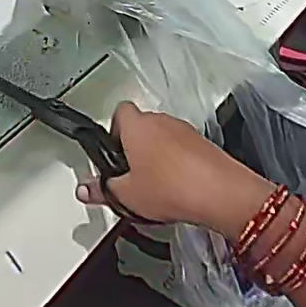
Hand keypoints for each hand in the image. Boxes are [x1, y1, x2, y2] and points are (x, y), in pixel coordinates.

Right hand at [76, 102, 274, 233]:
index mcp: (137, 126)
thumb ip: (102, 189)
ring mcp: (184, 130)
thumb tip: (86, 189)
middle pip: (141, 125)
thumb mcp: (126, 195)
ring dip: (157, 154)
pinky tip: (176, 188)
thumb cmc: (172, 187)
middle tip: (130, 173)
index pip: (119, 111)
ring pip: (163, 136)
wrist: (219, 192)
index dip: (114, 129)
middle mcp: (160, 121)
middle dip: (135, 146)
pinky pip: (183, 148)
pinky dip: (178, 162)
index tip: (113, 150)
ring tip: (154, 184)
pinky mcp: (202, 143)